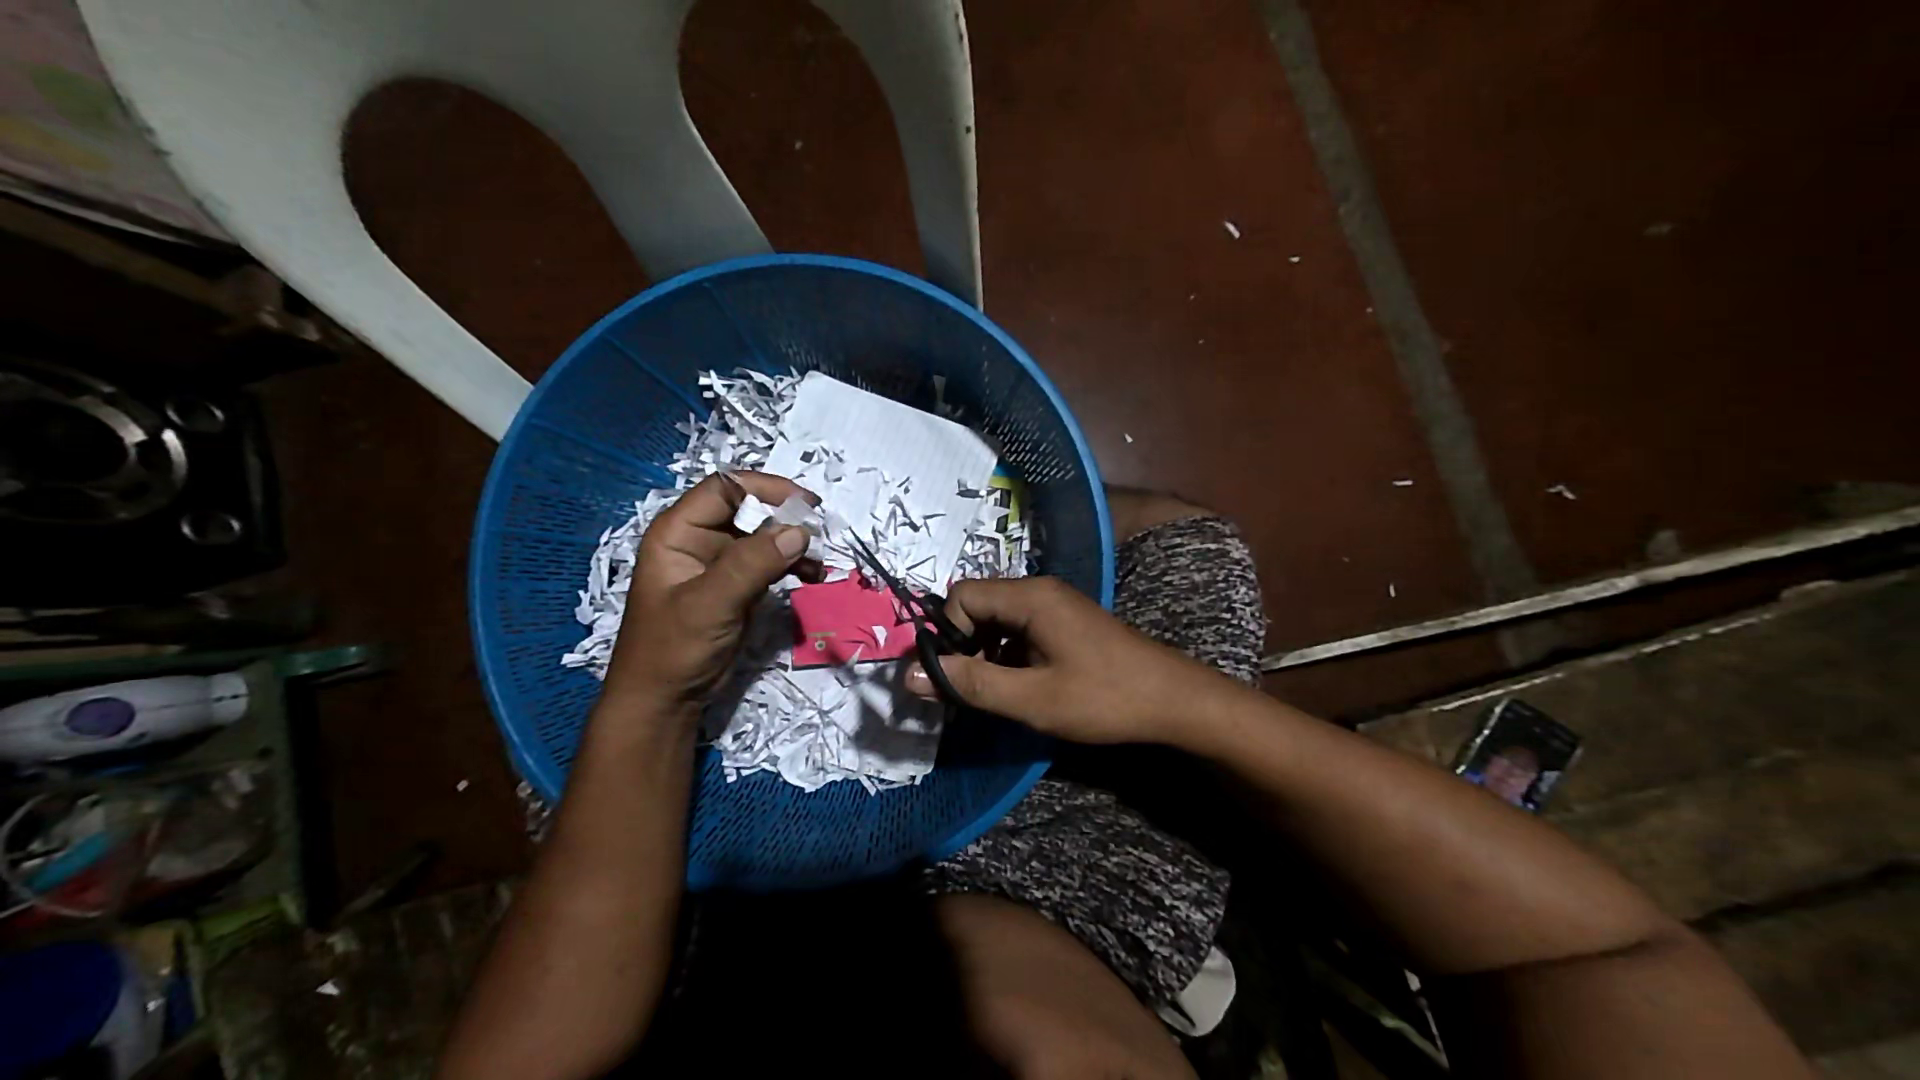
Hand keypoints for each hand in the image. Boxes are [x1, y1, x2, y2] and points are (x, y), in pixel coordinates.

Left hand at [600, 472, 815, 715]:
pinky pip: (772, 562)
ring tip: (820, 559)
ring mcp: (722, 563)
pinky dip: (794, 564)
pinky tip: (814, 575)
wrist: (666, 699)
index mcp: (679, 531)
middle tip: (821, 531)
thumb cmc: (673, 648)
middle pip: (750, 509)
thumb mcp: (710, 603)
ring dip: (795, 542)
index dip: (765, 488)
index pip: (725, 489)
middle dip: (787, 517)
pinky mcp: (740, 585)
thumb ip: (752, 564)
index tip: (804, 504)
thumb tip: (799, 531)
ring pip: (766, 535)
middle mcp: (701, 539)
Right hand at [903, 576, 1245, 745]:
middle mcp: (1041, 591)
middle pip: (979, 605)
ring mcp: (1057, 605)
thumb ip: (971, 683)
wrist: (1175, 701)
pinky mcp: (1067, 623)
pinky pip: (1021, 630)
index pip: (962, 596)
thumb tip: (911, 673)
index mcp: (1030, 597)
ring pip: (999, 620)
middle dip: (965, 646)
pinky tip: (1022, 688)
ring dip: (987, 654)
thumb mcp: (1031, 698)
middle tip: (972, 690)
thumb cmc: (1104, 698)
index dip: (948, 633)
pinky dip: (1009, 655)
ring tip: (998, 694)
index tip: (953, 675)